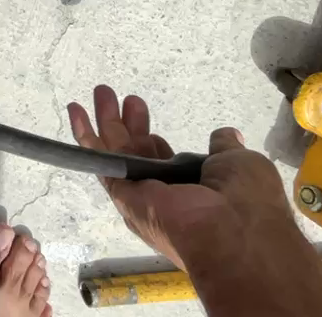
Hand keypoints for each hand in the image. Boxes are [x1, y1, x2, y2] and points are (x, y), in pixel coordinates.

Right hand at [67, 86, 293, 270]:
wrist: (230, 231)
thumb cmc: (245, 199)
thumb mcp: (244, 164)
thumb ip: (225, 149)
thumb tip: (225, 135)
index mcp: (191, 188)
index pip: (164, 160)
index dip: (152, 138)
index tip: (145, 113)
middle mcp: (163, 191)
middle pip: (136, 150)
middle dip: (127, 122)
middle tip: (121, 96)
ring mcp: (140, 191)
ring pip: (115, 150)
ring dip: (106, 120)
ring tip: (101, 90)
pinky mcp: (121, 191)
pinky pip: (99, 159)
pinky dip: (85, 133)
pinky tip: (76, 109)